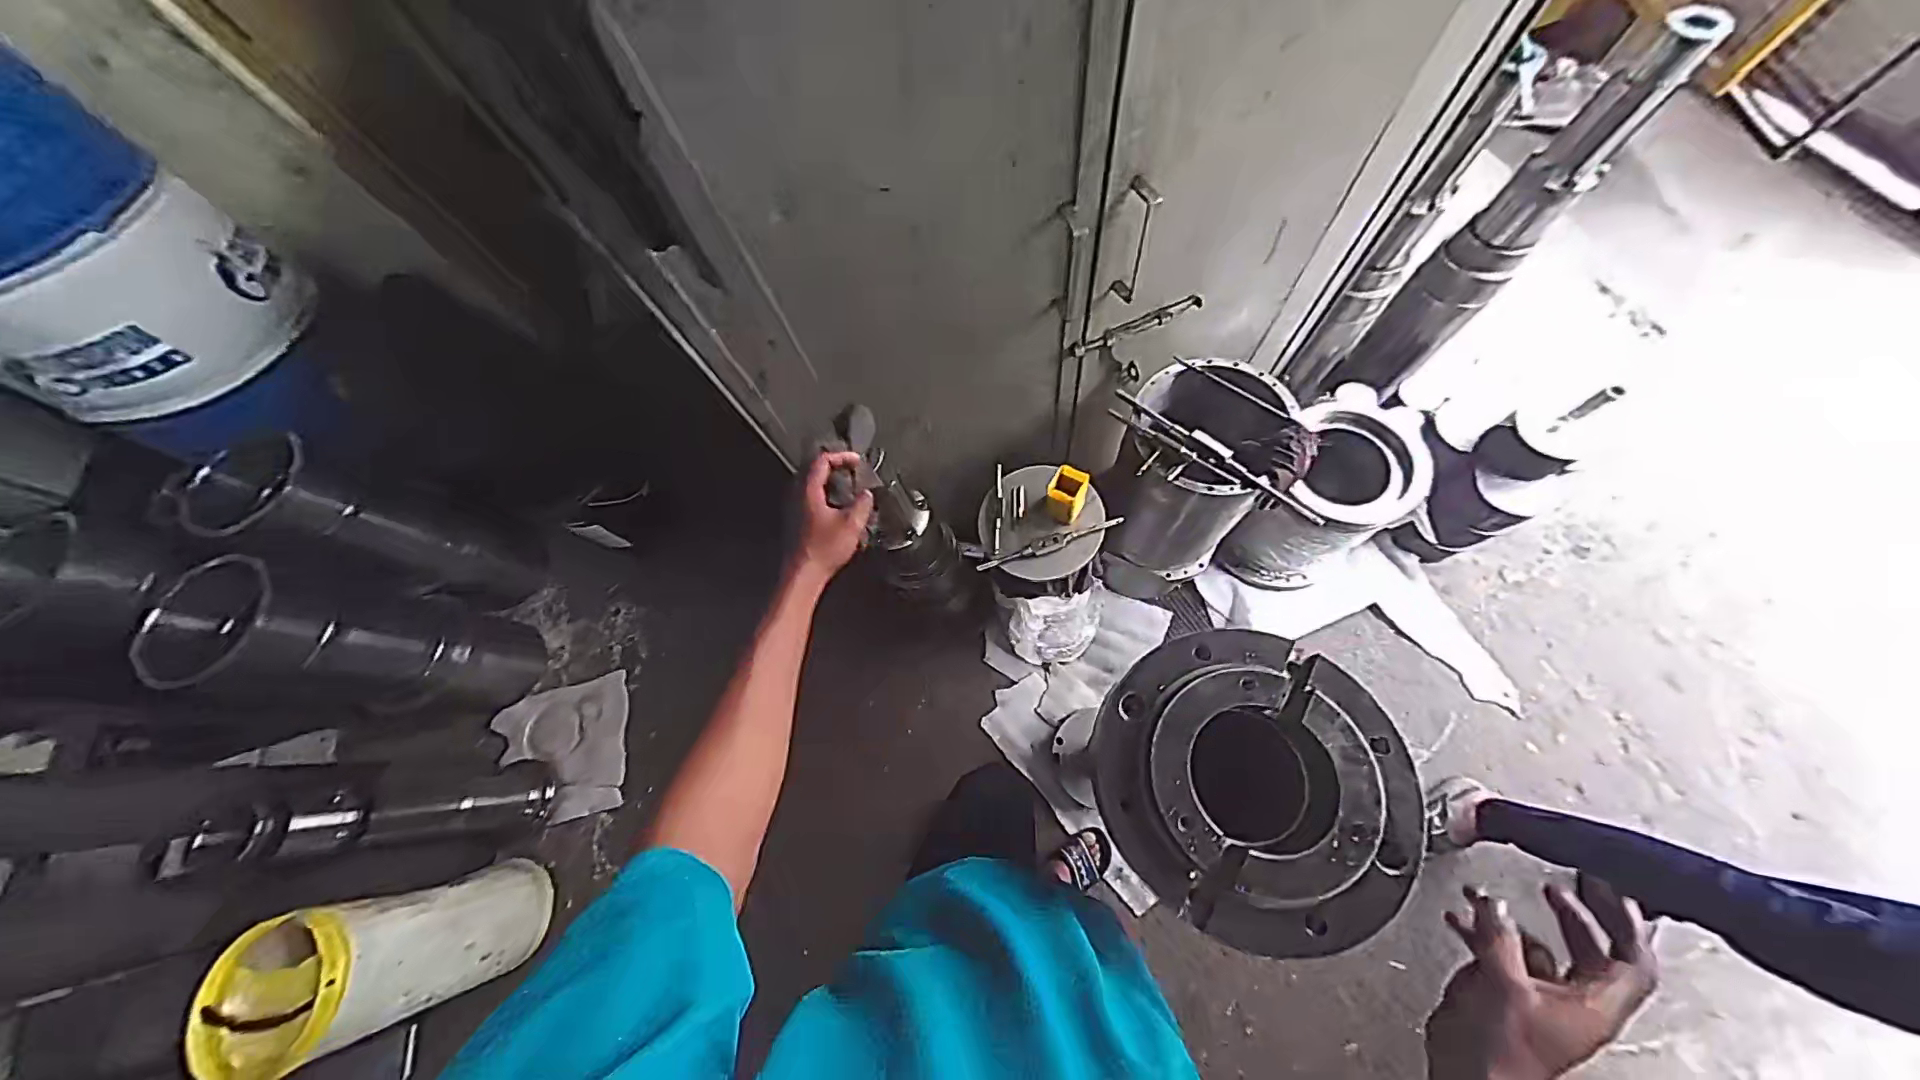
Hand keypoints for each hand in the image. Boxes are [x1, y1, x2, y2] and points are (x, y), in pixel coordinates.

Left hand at [793, 451, 872, 576]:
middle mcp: (798, 495)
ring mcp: (796, 508)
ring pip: (814, 485)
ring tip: (851, 489)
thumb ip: (862, 504)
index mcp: (808, 491)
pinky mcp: (798, 521)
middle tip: (853, 471)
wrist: (804, 574)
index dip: (841, 456)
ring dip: (833, 483)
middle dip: (837, 468)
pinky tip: (841, 509)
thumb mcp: (852, 524)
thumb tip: (867, 495)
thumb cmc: (823, 550)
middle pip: (815, 470)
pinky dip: (828, 496)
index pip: (822, 460)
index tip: (856, 461)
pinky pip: (813, 499)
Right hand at [1426, 878, 1657, 1079]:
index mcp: (1593, 1006)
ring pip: (1540, 946)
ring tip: (1499, 892)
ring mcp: (1537, 995)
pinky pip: (1499, 949)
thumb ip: (1500, 939)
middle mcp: (1571, 999)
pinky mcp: (1503, 991)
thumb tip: (1496, 904)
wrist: (1468, 1073)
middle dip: (1576, 912)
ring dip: (1518, 916)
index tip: (1611, 889)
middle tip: (1565, 880)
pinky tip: (1461, 916)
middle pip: (1591, 951)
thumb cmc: (1501, 1051)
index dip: (1626, 924)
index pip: (1631, 961)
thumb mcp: (1504, 985)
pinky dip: (1481, 927)